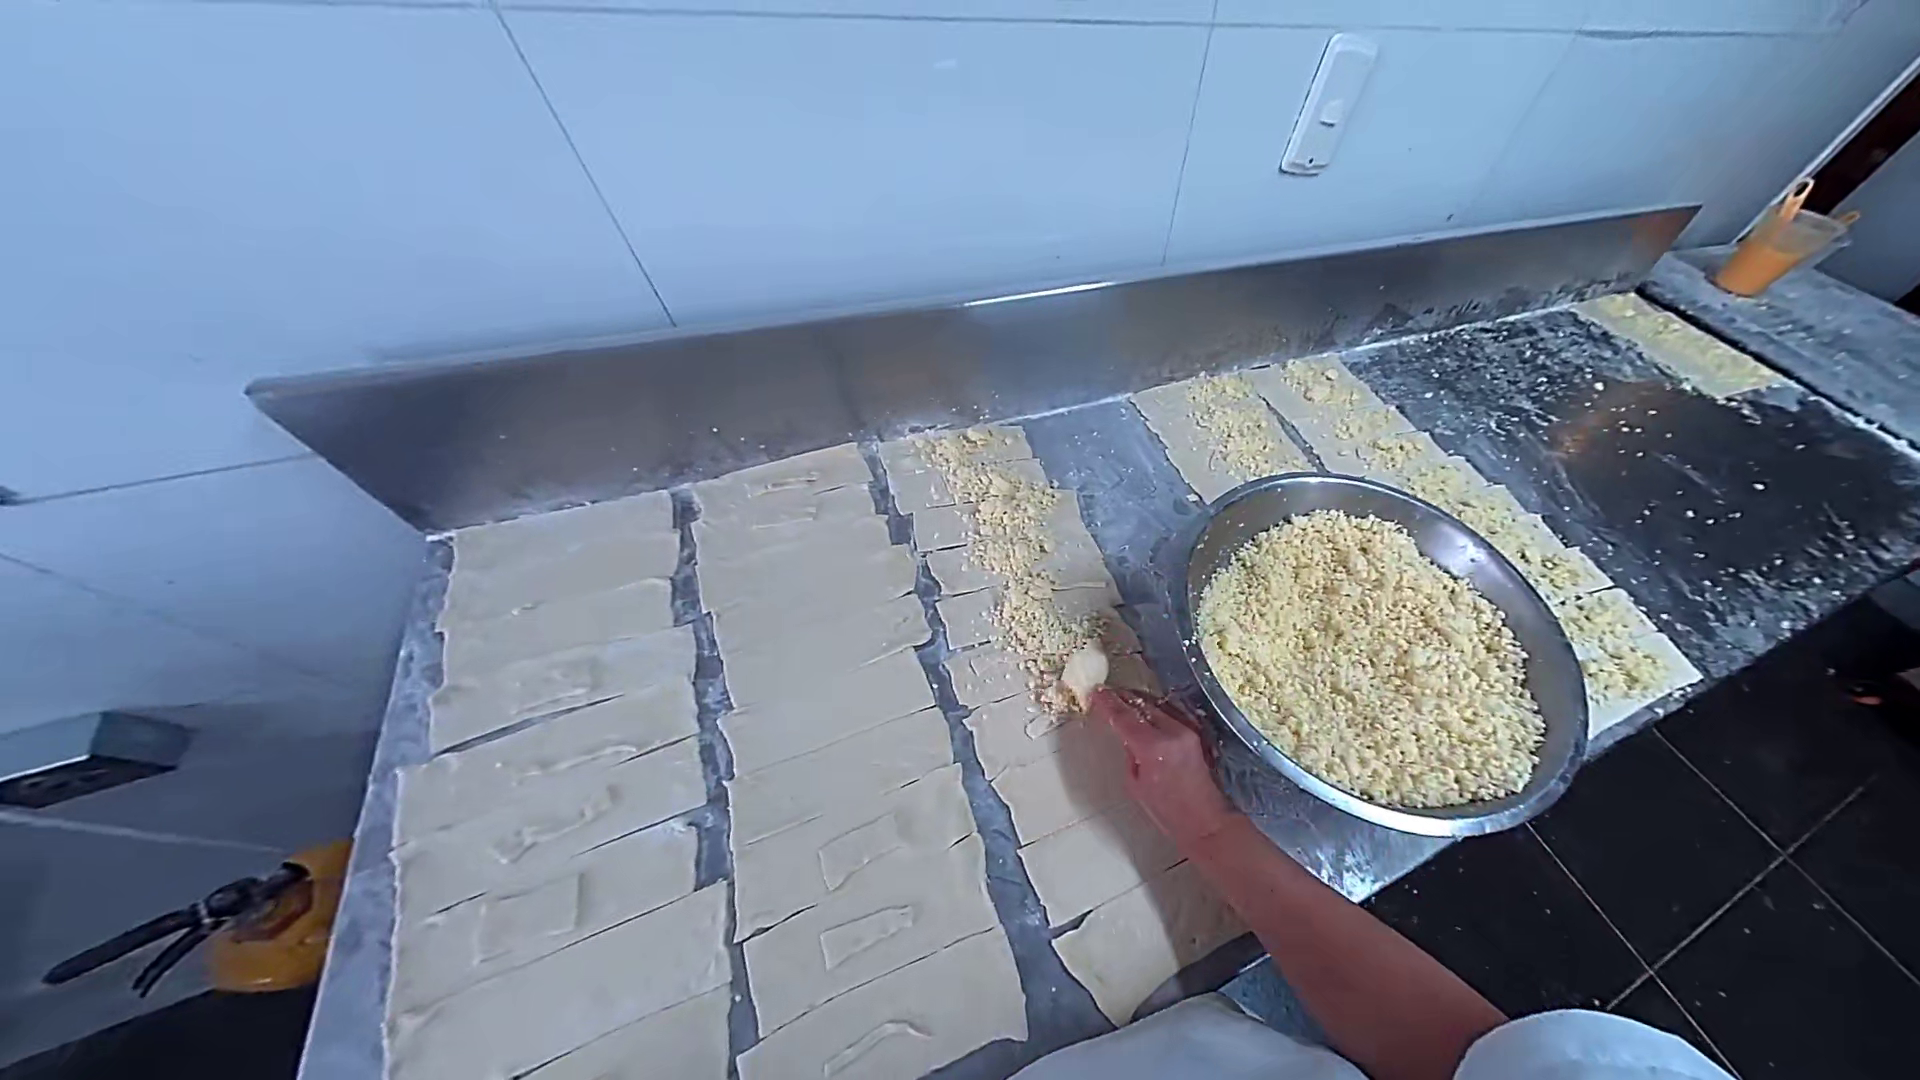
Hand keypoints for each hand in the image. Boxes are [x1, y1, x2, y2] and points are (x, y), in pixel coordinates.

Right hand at [1090, 687, 1238, 849]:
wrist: (1206, 820)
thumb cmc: (1168, 812)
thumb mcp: (1135, 784)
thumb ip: (1129, 754)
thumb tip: (1127, 736)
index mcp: (1153, 747)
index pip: (1124, 717)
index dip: (1107, 703)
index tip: (1096, 693)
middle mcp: (1172, 732)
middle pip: (1141, 705)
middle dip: (1122, 698)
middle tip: (1106, 694)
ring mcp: (1186, 731)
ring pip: (1156, 705)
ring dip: (1137, 701)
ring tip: (1122, 699)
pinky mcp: (1194, 734)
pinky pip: (1168, 713)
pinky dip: (1152, 708)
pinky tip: (1143, 710)